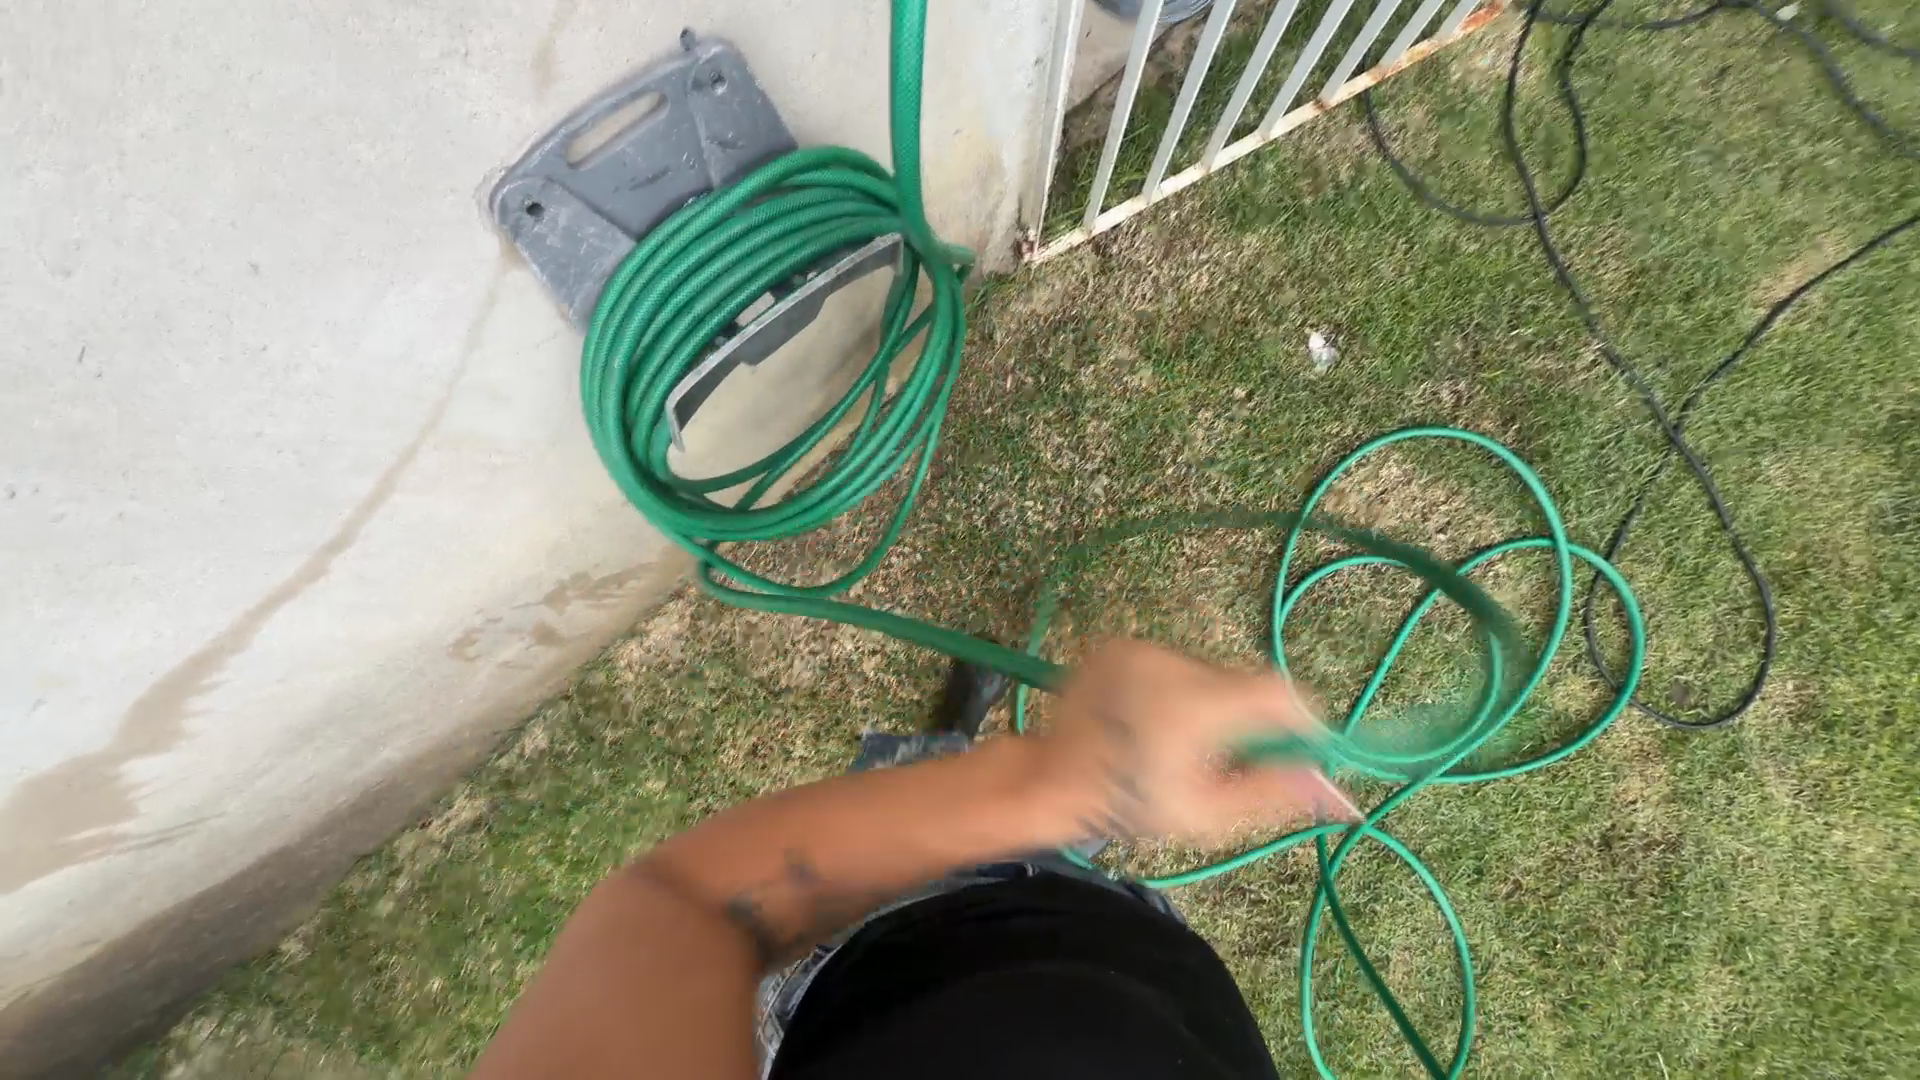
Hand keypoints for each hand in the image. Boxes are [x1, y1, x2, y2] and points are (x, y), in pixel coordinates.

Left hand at [1030, 640, 1356, 845]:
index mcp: (1193, 705)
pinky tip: (1148, 717)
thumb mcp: (1206, 812)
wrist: (1054, 777)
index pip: (1274, 690)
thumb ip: (1270, 792)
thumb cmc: (1127, 802)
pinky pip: (1168, 663)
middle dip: (1245, 713)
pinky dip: (1173, 687)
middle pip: (1237, 680)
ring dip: (1206, 699)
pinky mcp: (1118, 645)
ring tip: (1178, 737)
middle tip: (1229, 750)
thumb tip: (1333, 790)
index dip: (1297, 716)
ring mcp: (1139, 650)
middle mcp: (1169, 664)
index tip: (1299, 742)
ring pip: (1203, 671)